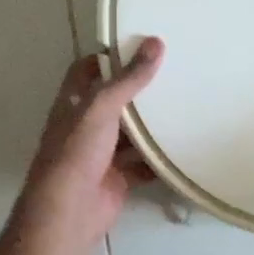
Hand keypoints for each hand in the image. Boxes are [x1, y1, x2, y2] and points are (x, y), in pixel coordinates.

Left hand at [22, 37, 165, 241]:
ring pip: (129, 133)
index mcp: (73, 103)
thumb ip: (129, 78)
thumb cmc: (77, 152)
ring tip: (183, 104)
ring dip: (151, 124)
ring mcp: (100, 153)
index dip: (108, 56)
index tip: (140, 46)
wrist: (69, 212)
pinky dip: (158, 159)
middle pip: (113, 100)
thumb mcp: (101, 107)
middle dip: (137, 90)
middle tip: (172, 73)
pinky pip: (142, 164)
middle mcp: (84, 125)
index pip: (87, 70)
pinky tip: (181, 147)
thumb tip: (155, 42)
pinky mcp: (117, 178)